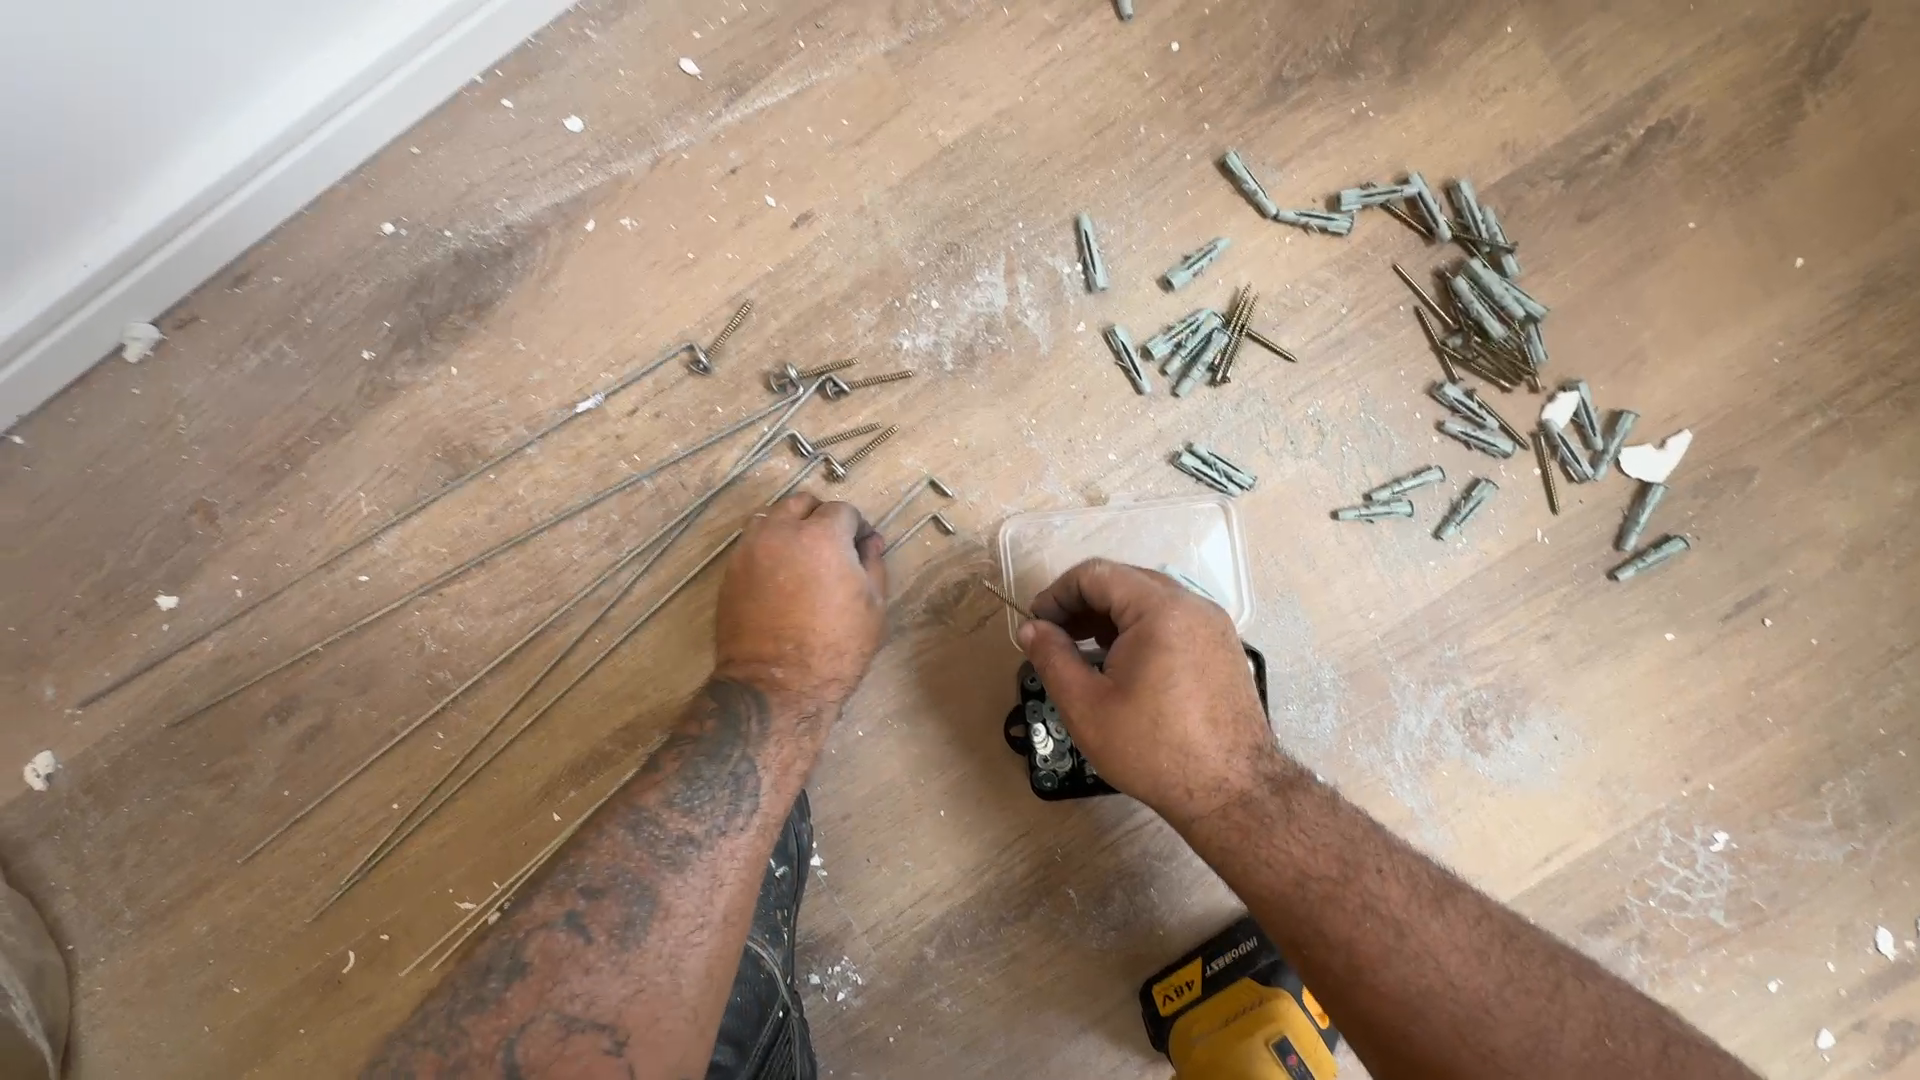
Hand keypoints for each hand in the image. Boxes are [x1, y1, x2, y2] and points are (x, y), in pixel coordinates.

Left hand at [714, 494, 887, 720]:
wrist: (778, 685)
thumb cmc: (837, 648)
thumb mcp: (873, 606)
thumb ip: (874, 564)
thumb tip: (870, 543)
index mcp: (821, 536)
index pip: (842, 510)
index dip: (857, 527)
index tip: (863, 547)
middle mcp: (781, 532)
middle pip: (801, 503)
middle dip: (821, 517)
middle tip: (834, 546)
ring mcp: (749, 550)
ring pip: (771, 518)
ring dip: (791, 527)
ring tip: (804, 557)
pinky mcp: (730, 572)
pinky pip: (752, 545)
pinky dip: (770, 549)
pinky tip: (782, 576)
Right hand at [1016, 558, 1288, 825]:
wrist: (1232, 792)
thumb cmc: (1153, 749)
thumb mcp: (1086, 706)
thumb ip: (1051, 657)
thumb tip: (1031, 628)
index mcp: (1159, 609)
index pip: (1095, 574)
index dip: (1057, 594)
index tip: (1036, 625)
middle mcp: (1192, 604)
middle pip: (1124, 581)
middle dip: (1082, 604)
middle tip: (1054, 638)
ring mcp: (1213, 624)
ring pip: (1148, 600)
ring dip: (1110, 617)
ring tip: (1083, 652)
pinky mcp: (1222, 646)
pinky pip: (1172, 620)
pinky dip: (1139, 630)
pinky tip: (1122, 665)